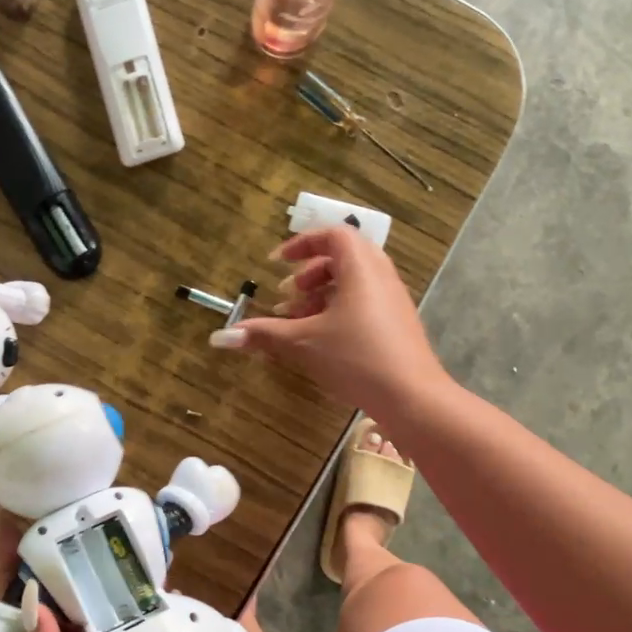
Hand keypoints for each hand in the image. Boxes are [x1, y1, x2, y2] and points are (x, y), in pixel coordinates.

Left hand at [0, 510, 136, 631]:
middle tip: (93, 514)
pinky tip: (161, 603)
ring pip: (102, 625)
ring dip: (112, 590)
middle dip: (74, 561)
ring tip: (131, 546)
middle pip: (66, 602)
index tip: (25, 507)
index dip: (18, 556)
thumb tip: (40, 603)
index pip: (17, 599)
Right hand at [210, 225, 451, 416]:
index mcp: (360, 268)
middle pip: (344, 257)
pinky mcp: (397, 325)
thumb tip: (219, 337)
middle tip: (288, 294)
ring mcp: (393, 301)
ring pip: (354, 283)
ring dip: (323, 294)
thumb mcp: (303, 344)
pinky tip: (322, 341)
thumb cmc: (356, 358)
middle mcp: (381, 276)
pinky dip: (339, 310)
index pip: (334, 235)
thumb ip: (263, 335)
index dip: (303, 243)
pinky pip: (364, 302)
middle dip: (310, 272)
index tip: (278, 262)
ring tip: (299, 321)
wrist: (411, 396)